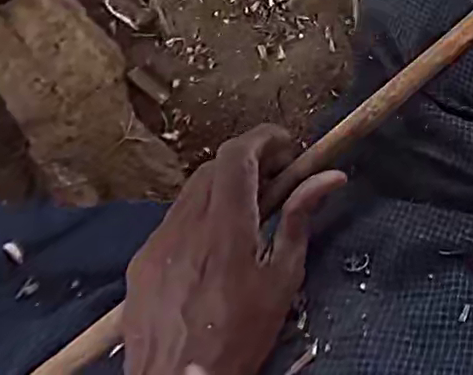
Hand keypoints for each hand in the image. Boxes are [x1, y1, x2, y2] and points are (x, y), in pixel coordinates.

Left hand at [124, 125, 344, 374]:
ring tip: (251, 208)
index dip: (264, 138)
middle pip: (216, 165)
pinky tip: (218, 240)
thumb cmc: (240, 334)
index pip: (236, 155)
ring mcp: (157, 245)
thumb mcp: (283, 277)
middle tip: (278, 178)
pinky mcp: (140, 265)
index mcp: (224, 228)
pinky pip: (176, 217)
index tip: (289, 147)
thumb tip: (332, 175)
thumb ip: (301, 217)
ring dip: (226, 183)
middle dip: (250, 159)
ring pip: (193, 189)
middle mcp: (185, 227)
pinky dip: (203, 209)